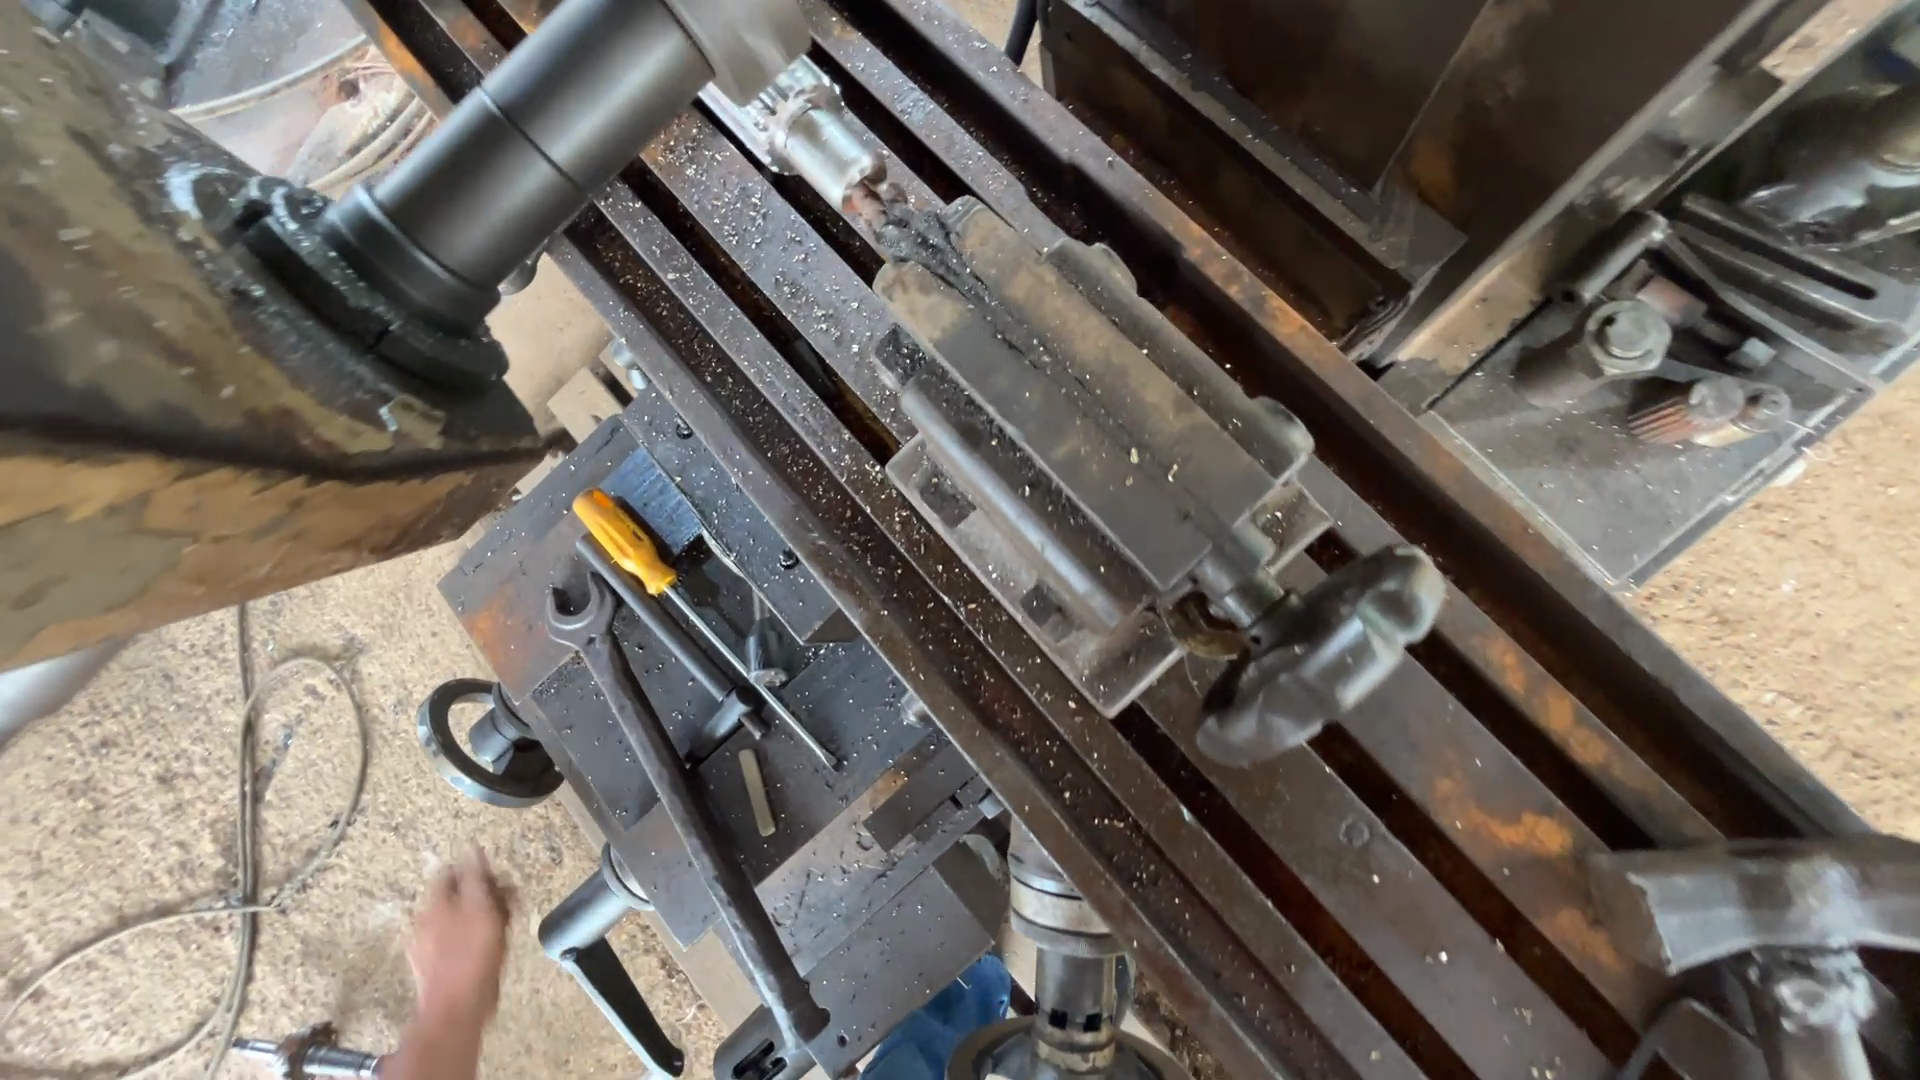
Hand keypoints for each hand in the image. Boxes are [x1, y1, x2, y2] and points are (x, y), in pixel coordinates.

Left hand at [408, 848, 510, 1025]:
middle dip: (487, 893)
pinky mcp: (441, 964)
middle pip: (459, 893)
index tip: (499, 878)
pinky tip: (496, 943)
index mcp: (433, 904)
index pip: (451, 871)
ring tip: (508, 923)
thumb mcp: (479, 906)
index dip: (477, 870)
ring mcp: (432, 944)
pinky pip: (462, 938)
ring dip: (487, 914)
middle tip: (510, 901)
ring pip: (463, 916)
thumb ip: (476, 876)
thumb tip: (472, 848)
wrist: (458, 1006)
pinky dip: (479, 935)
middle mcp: (427, 921)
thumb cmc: (471, 952)